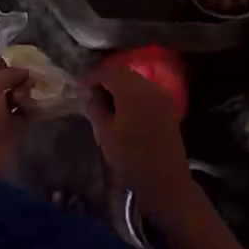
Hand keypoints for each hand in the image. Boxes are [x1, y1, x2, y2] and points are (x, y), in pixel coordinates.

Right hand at [86, 65, 190, 209]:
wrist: (165, 178)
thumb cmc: (131, 157)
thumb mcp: (105, 133)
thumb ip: (96, 107)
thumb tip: (92, 93)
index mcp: (133, 90)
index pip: (109, 71)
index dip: (93, 76)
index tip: (81, 87)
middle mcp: (150, 86)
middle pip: (124, 73)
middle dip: (107, 79)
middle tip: (91, 95)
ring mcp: (162, 95)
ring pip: (136, 81)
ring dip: (120, 86)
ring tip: (106, 103)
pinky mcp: (168, 105)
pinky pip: (146, 91)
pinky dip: (133, 94)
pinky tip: (123, 109)